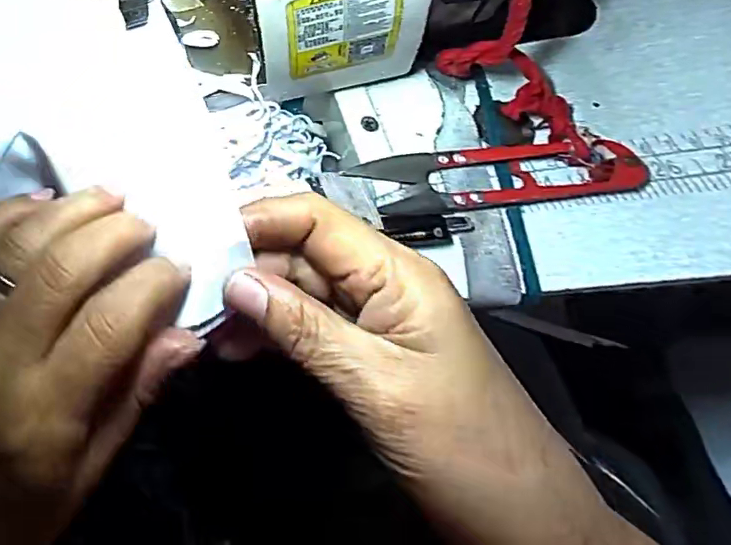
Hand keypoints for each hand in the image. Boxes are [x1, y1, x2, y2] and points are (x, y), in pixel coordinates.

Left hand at [0, 189, 198, 544]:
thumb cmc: (28, 495)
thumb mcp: (94, 468)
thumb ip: (137, 393)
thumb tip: (187, 333)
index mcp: (42, 411)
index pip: (102, 327)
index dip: (146, 286)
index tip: (177, 265)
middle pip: (56, 272)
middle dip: (108, 235)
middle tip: (145, 222)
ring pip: (16, 245)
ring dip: (66, 211)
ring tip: (108, 196)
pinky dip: (12, 211)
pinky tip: (47, 198)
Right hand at [217, 193, 650, 544]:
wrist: (537, 533)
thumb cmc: (472, 454)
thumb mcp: (381, 387)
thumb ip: (304, 329)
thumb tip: (234, 280)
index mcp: (395, 273)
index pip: (313, 217)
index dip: (257, 217)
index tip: (205, 238)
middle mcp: (377, 283)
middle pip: (295, 250)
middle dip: (243, 265)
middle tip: (193, 290)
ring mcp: (367, 317)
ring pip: (291, 287)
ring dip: (249, 303)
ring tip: (207, 324)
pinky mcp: (359, 350)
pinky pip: (300, 324)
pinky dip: (266, 331)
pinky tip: (236, 346)